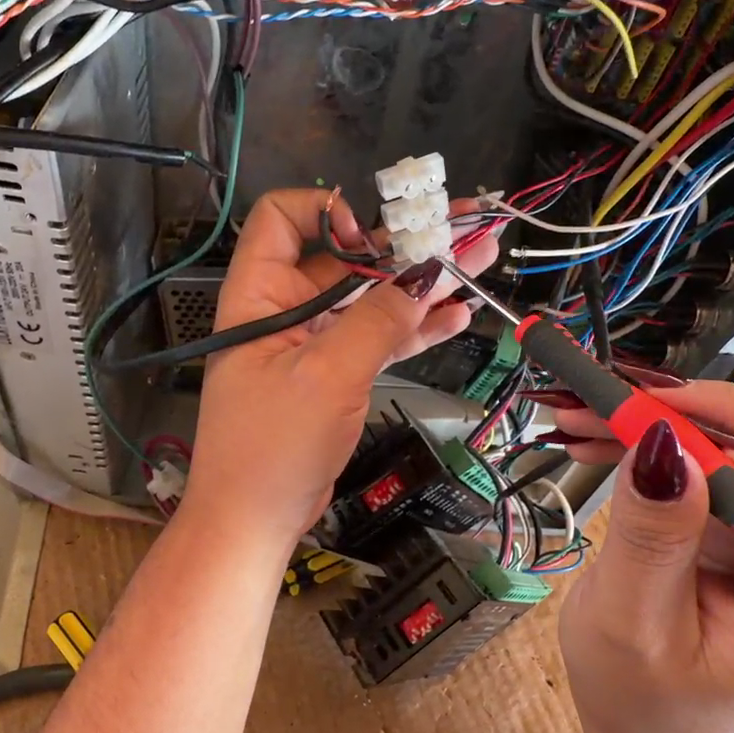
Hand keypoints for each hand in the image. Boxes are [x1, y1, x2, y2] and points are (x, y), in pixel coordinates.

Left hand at [181, 189, 497, 541]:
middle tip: (464, 230)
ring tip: (480, 264)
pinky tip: (456, 315)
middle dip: (403, 246)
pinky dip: (414, 329)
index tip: (368, 236)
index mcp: (260, 295)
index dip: (325, 213)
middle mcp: (286, 310)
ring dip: (422, 286)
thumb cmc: (273, 445)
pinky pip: (378, 341)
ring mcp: (314, 345)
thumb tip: (423, 279)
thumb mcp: (326, 375)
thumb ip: (376, 322)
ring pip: (371, 301)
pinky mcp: (336, 377)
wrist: (254, 519)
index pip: (280, 220)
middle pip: (346, 259)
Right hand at [554, 382, 733, 732]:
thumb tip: (664, 448)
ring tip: (600, 415)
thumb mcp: (631, 627)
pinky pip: (721, 454)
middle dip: (733, 422)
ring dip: (685, 418)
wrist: (639, 713)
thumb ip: (652, 541)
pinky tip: (602, 437)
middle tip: (644, 405)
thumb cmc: (642, 697)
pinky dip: (662, 436)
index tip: (723, 468)